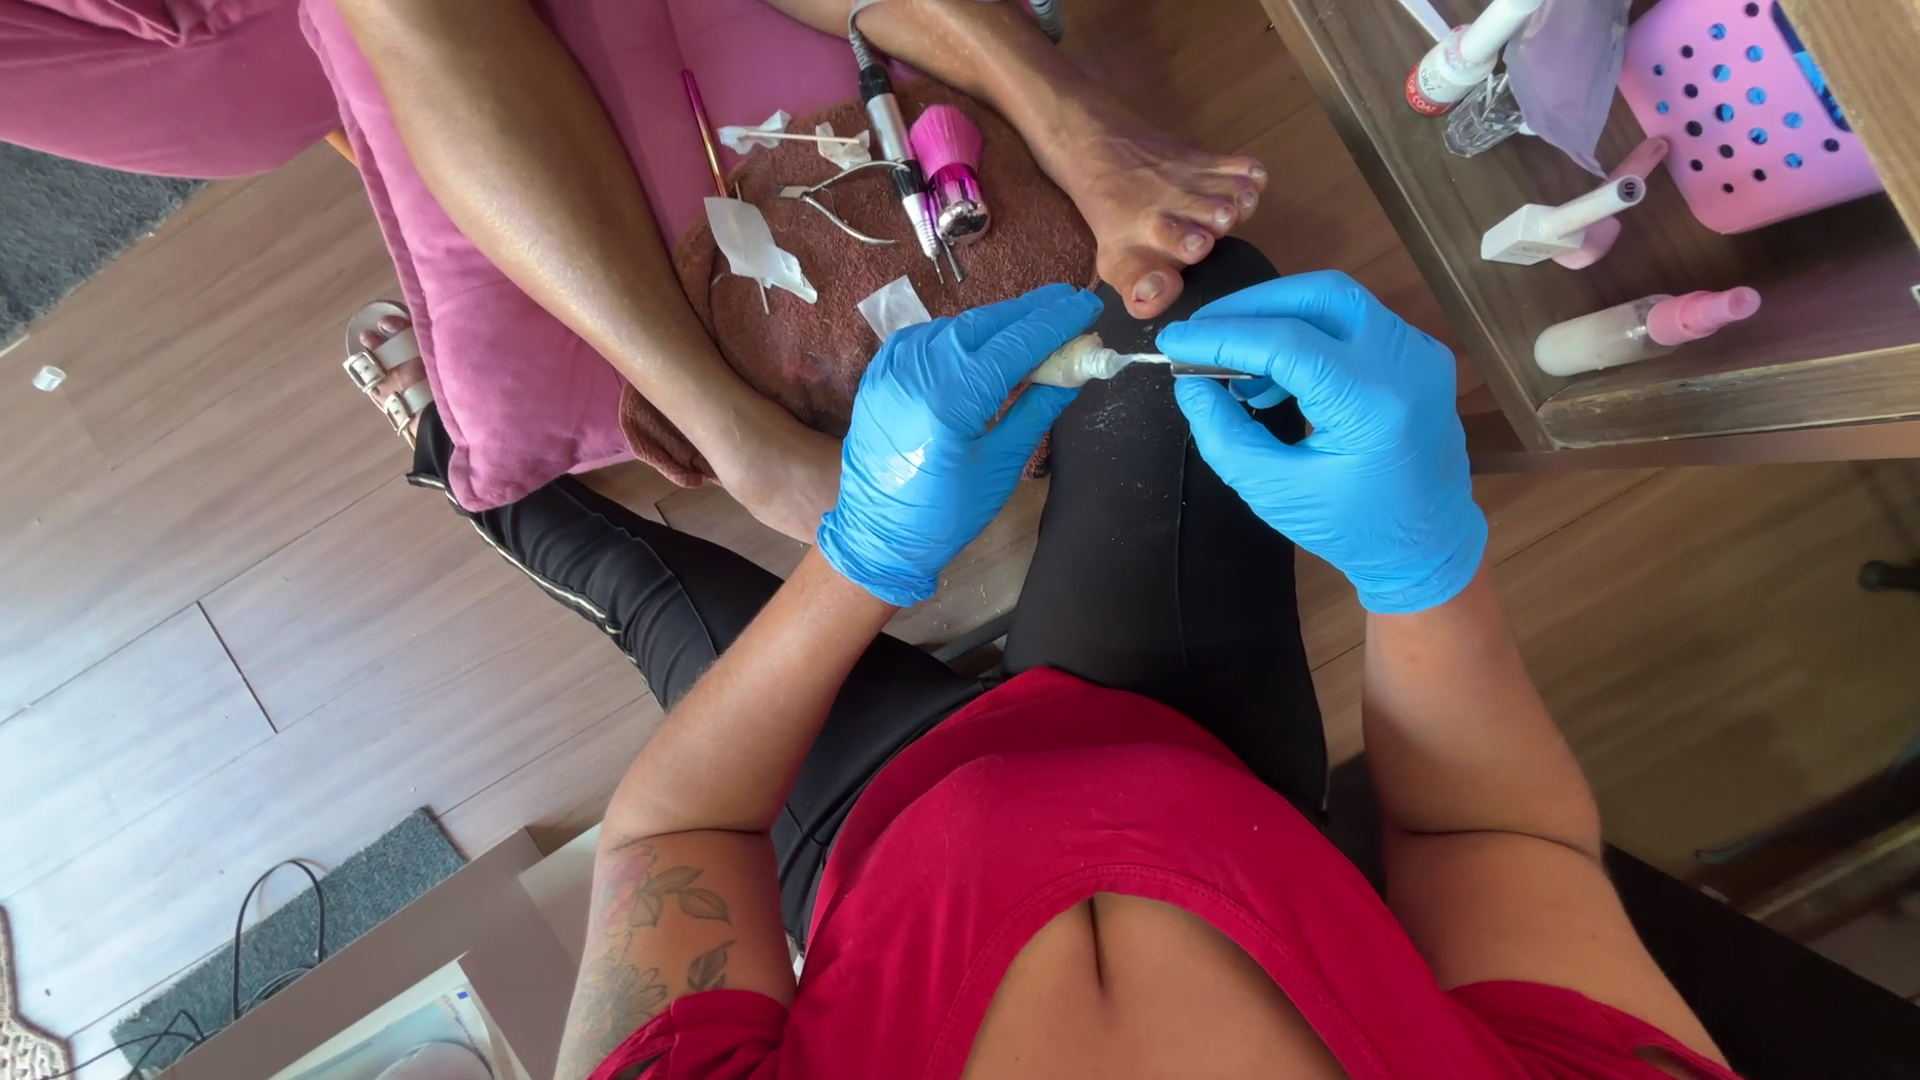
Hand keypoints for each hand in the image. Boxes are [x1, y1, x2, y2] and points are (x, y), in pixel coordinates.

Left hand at [818, 284, 1102, 605]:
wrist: (875, 536)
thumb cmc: (944, 513)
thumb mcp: (1001, 465)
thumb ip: (1037, 409)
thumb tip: (1074, 370)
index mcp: (952, 396)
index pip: (1018, 341)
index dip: (1057, 321)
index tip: (1088, 304)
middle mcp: (919, 367)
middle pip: (988, 322)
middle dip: (1032, 312)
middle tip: (1069, 304)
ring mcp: (894, 365)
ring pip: (958, 326)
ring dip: (998, 323)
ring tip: (1035, 327)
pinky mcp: (880, 371)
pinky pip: (930, 339)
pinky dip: (963, 336)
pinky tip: (985, 344)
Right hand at [1157, 271, 1485, 613]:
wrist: (1426, 544)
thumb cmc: (1348, 527)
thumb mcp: (1271, 490)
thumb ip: (1223, 433)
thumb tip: (1189, 383)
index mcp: (1373, 405)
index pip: (1286, 343)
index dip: (1221, 336)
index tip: (1173, 341)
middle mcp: (1406, 363)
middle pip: (1318, 295)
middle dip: (1249, 307)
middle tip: (1200, 332)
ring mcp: (1419, 352)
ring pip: (1335, 300)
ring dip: (1274, 318)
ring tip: (1233, 365)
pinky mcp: (1416, 354)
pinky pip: (1349, 321)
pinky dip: (1301, 333)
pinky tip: (1272, 375)